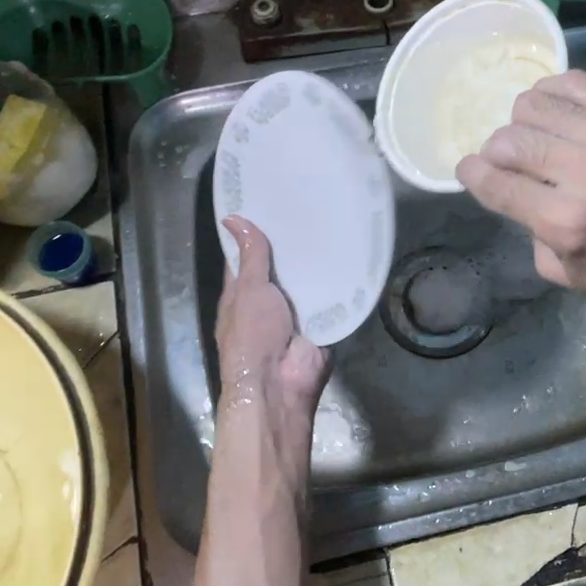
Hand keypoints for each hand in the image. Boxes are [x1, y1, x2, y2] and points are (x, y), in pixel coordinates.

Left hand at [216, 217, 328, 443]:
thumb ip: (249, 255)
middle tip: (312, 206)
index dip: (255, 232)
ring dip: (317, 262)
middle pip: (280, 267)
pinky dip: (338, 283)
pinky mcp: (320, 323)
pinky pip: (329, 298)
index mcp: (241, 293)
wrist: (280, 382)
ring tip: (335, 223)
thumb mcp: (247, 290)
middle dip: (292, 245)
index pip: (247, 256)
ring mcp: (295, 313)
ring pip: (306, 281)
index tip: (270, 203)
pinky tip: (351, 255)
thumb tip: (233, 218)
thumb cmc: (252, 335)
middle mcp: (267, 302)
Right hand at [455, 70, 585, 347]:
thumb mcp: (565, 273)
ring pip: (540, 102)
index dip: (472, 173)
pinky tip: (559, 113)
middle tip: (505, 162)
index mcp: (567, 222)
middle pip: (511, 136)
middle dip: (496, 151)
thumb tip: (511, 188)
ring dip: (525, 121)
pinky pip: (581, 84)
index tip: (469, 171)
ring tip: (536, 138)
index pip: (495, 179)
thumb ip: (530, 226)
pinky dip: (558, 95)